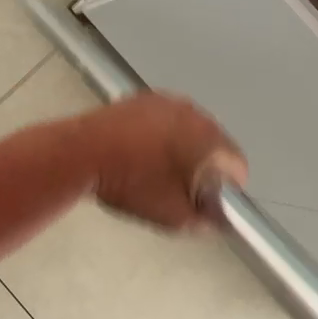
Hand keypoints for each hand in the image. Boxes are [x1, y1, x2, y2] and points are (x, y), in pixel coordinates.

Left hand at [71, 93, 246, 229]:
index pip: (237, 165)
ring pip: (187, 129)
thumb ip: (206, 221)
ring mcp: (164, 100)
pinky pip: (162, 119)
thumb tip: (217, 219)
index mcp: (209, 137)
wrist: (80, 153)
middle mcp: (192, 111)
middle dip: (203, 166)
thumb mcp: (174, 217)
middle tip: (179, 189)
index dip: (226, 189)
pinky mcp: (139, 97)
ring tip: (155, 171)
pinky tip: (138, 152)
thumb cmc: (131, 184)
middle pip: (213, 143)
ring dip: (181, 148)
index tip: (206, 202)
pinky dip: (158, 134)